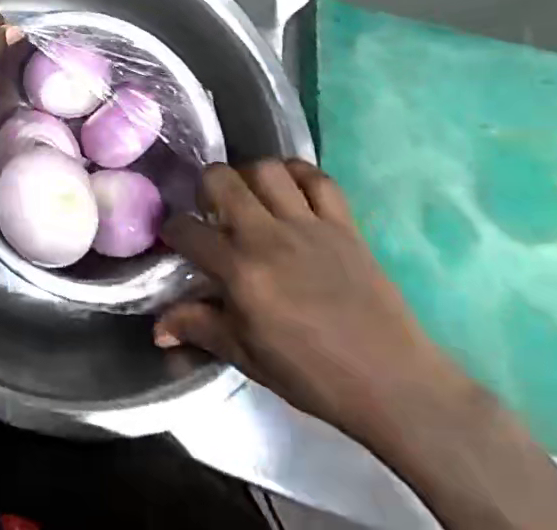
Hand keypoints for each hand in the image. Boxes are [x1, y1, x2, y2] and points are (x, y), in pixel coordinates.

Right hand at [155, 159, 478, 444]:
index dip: (173, 232)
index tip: (177, 242)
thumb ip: (198, 328)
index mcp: (240, 271)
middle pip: (220, 179)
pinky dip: (299, 175)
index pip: (185, 229)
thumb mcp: (246, 356)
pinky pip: (319, 179)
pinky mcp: (345, 227)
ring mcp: (309, 228)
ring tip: (250, 197)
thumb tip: (158, 328)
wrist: (397, 387)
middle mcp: (268, 238)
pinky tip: (290, 190)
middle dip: (205, 188)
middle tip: (212, 210)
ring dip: (250, 176)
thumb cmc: (313, 375)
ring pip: (266, 169)